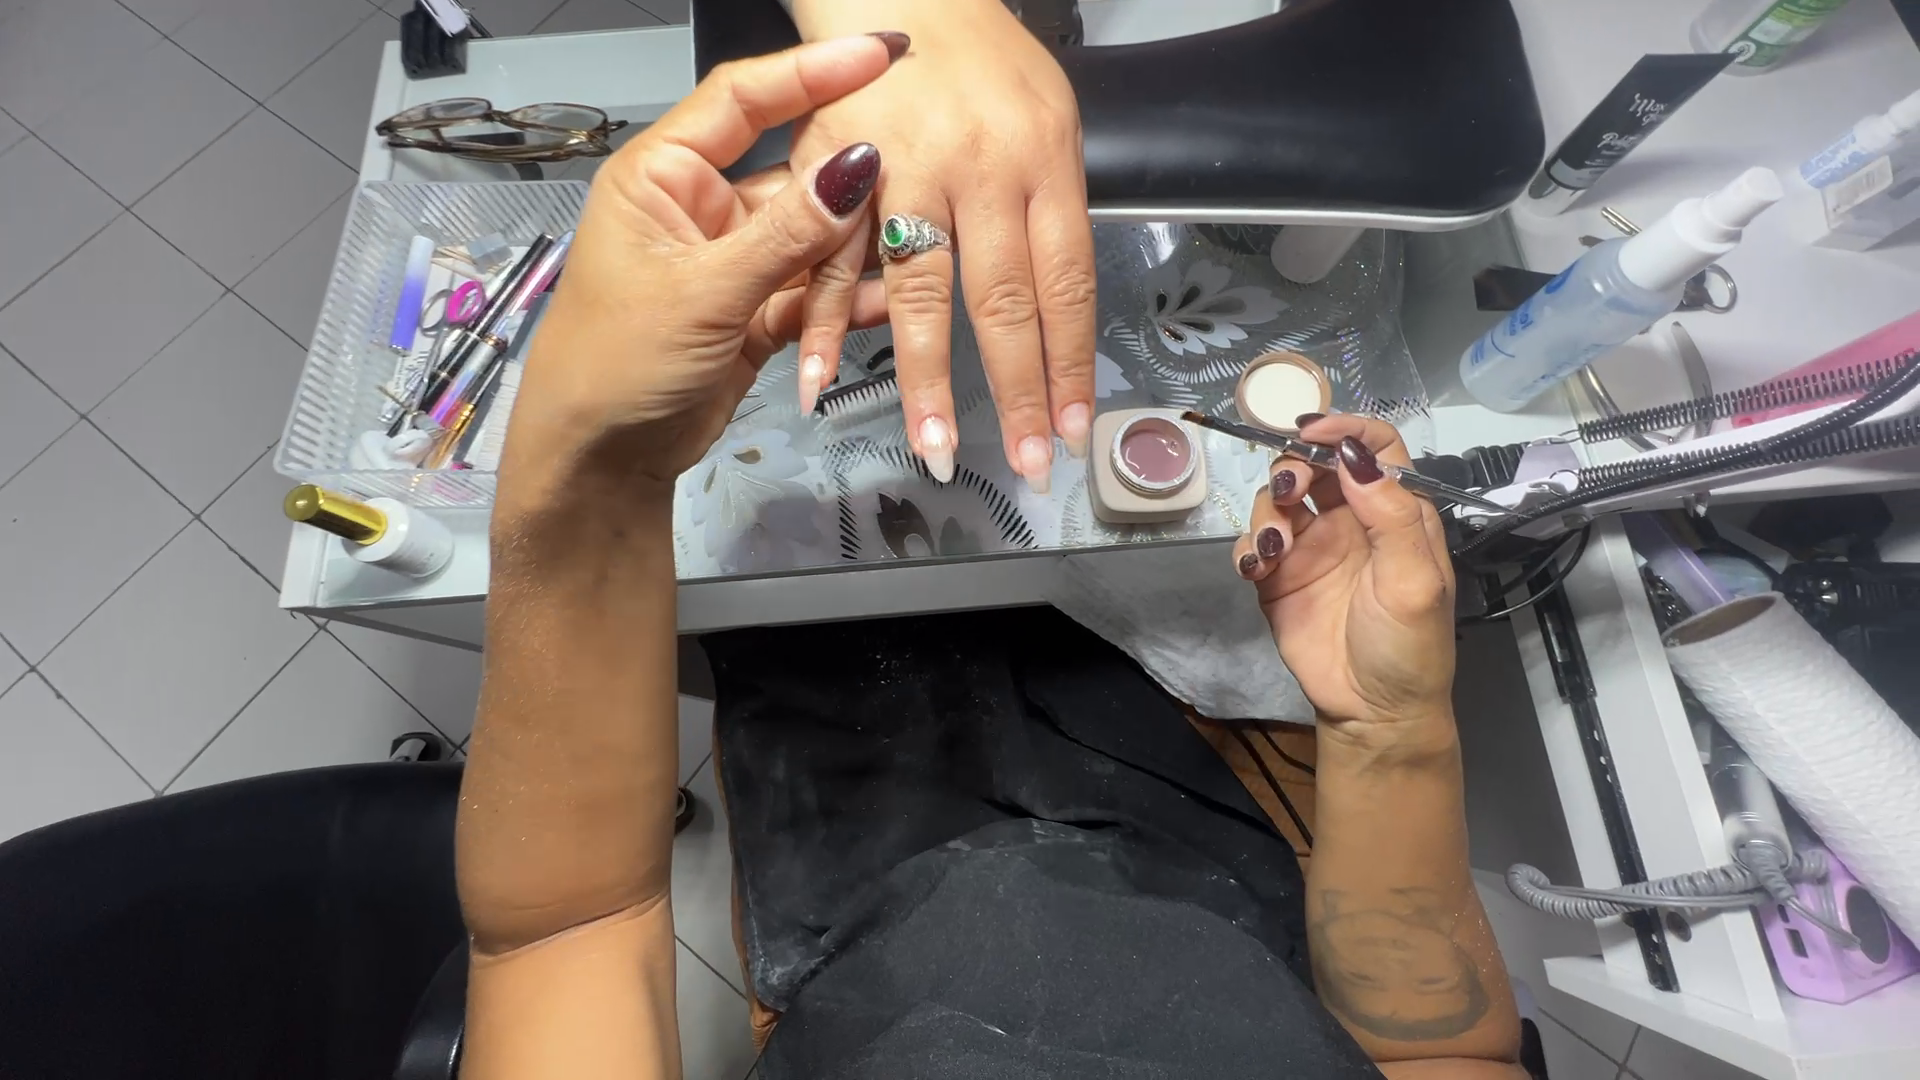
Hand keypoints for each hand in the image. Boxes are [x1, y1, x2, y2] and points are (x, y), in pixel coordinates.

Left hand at [496, 36, 895, 519]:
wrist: (608, 456)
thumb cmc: (620, 360)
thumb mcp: (704, 290)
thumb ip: (785, 233)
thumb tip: (856, 165)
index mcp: (665, 175)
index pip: (743, 100)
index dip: (810, 73)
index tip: (878, 52)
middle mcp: (704, 210)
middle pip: (790, 178)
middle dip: (844, 184)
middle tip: (911, 173)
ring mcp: (736, 266)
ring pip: (809, 244)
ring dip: (851, 254)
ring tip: (910, 246)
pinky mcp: (758, 316)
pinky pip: (811, 297)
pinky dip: (842, 304)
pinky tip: (887, 300)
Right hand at [786, 0, 1094, 491]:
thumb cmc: (989, 63)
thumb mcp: (1051, 124)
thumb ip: (1052, 218)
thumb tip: (1053, 318)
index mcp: (1044, 160)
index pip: (1066, 286)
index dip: (1069, 368)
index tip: (1070, 434)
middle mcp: (978, 170)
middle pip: (1001, 302)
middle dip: (1014, 395)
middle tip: (1024, 467)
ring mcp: (904, 170)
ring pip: (917, 292)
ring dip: (925, 382)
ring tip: (934, 452)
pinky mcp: (839, 169)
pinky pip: (830, 260)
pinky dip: (818, 327)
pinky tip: (818, 386)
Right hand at [1234, 415, 1456, 742]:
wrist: (1370, 709)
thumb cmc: (1408, 646)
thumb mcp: (1415, 581)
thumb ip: (1391, 516)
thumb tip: (1354, 456)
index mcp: (1394, 513)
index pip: (1373, 448)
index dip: (1344, 429)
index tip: (1311, 432)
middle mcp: (1349, 521)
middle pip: (1312, 465)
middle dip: (1292, 467)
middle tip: (1289, 491)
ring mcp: (1309, 548)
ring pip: (1276, 500)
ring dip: (1267, 512)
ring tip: (1274, 549)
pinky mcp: (1275, 577)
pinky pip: (1250, 545)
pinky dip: (1246, 549)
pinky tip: (1256, 571)